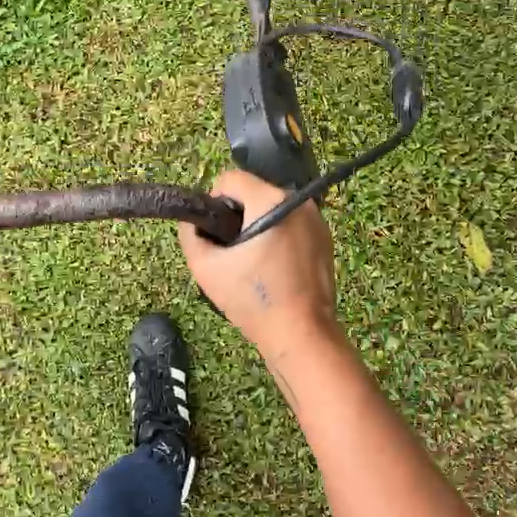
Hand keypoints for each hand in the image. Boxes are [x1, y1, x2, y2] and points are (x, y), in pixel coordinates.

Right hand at [179, 170, 339, 355]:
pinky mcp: (325, 238)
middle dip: (237, 215)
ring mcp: (316, 219)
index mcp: (271, 200)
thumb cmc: (253, 301)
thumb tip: (194, 222)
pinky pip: (291, 224)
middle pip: (253, 192)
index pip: (230, 179)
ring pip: (272, 208)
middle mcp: (298, 201)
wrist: (302, 337)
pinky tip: (273, 267)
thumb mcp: (205, 268)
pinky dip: (278, 236)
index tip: (216, 233)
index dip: (214, 202)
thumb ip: (191, 234)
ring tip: (253, 262)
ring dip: (258, 225)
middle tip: (232, 252)